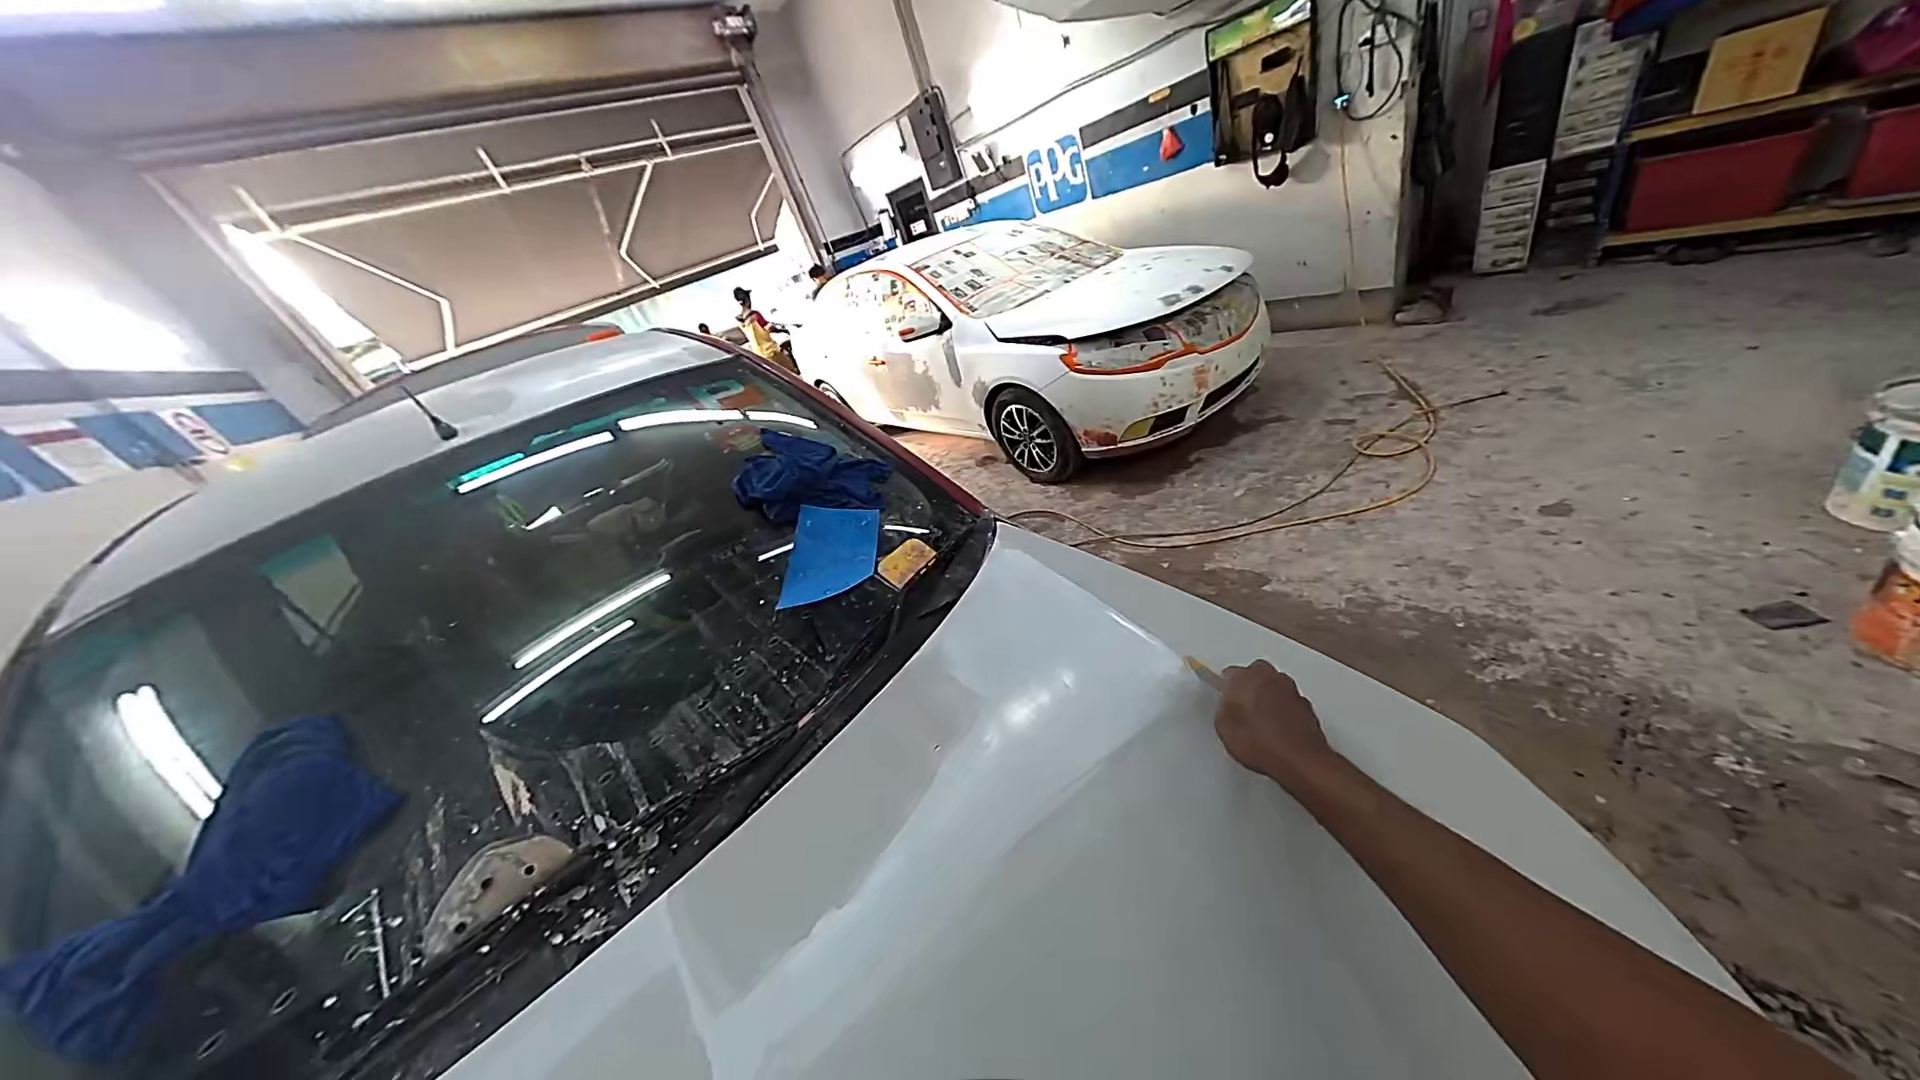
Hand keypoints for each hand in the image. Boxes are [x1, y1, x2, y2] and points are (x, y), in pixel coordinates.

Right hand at [1213, 661, 1337, 784]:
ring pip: (1274, 684)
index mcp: (1245, 678)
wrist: (1299, 761)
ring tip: (1260, 719)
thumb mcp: (1225, 729)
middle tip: (1241, 706)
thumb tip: (1226, 708)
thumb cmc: (1263, 743)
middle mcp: (1270, 678)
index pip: (1229, 673)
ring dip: (1267, 695)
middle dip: (1248, 685)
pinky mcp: (1306, 705)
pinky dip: (1282, 708)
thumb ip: (1223, 710)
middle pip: (1255, 672)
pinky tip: (1277, 726)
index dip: (1225, 687)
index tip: (1223, 698)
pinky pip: (1288, 700)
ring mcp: (1291, 690)